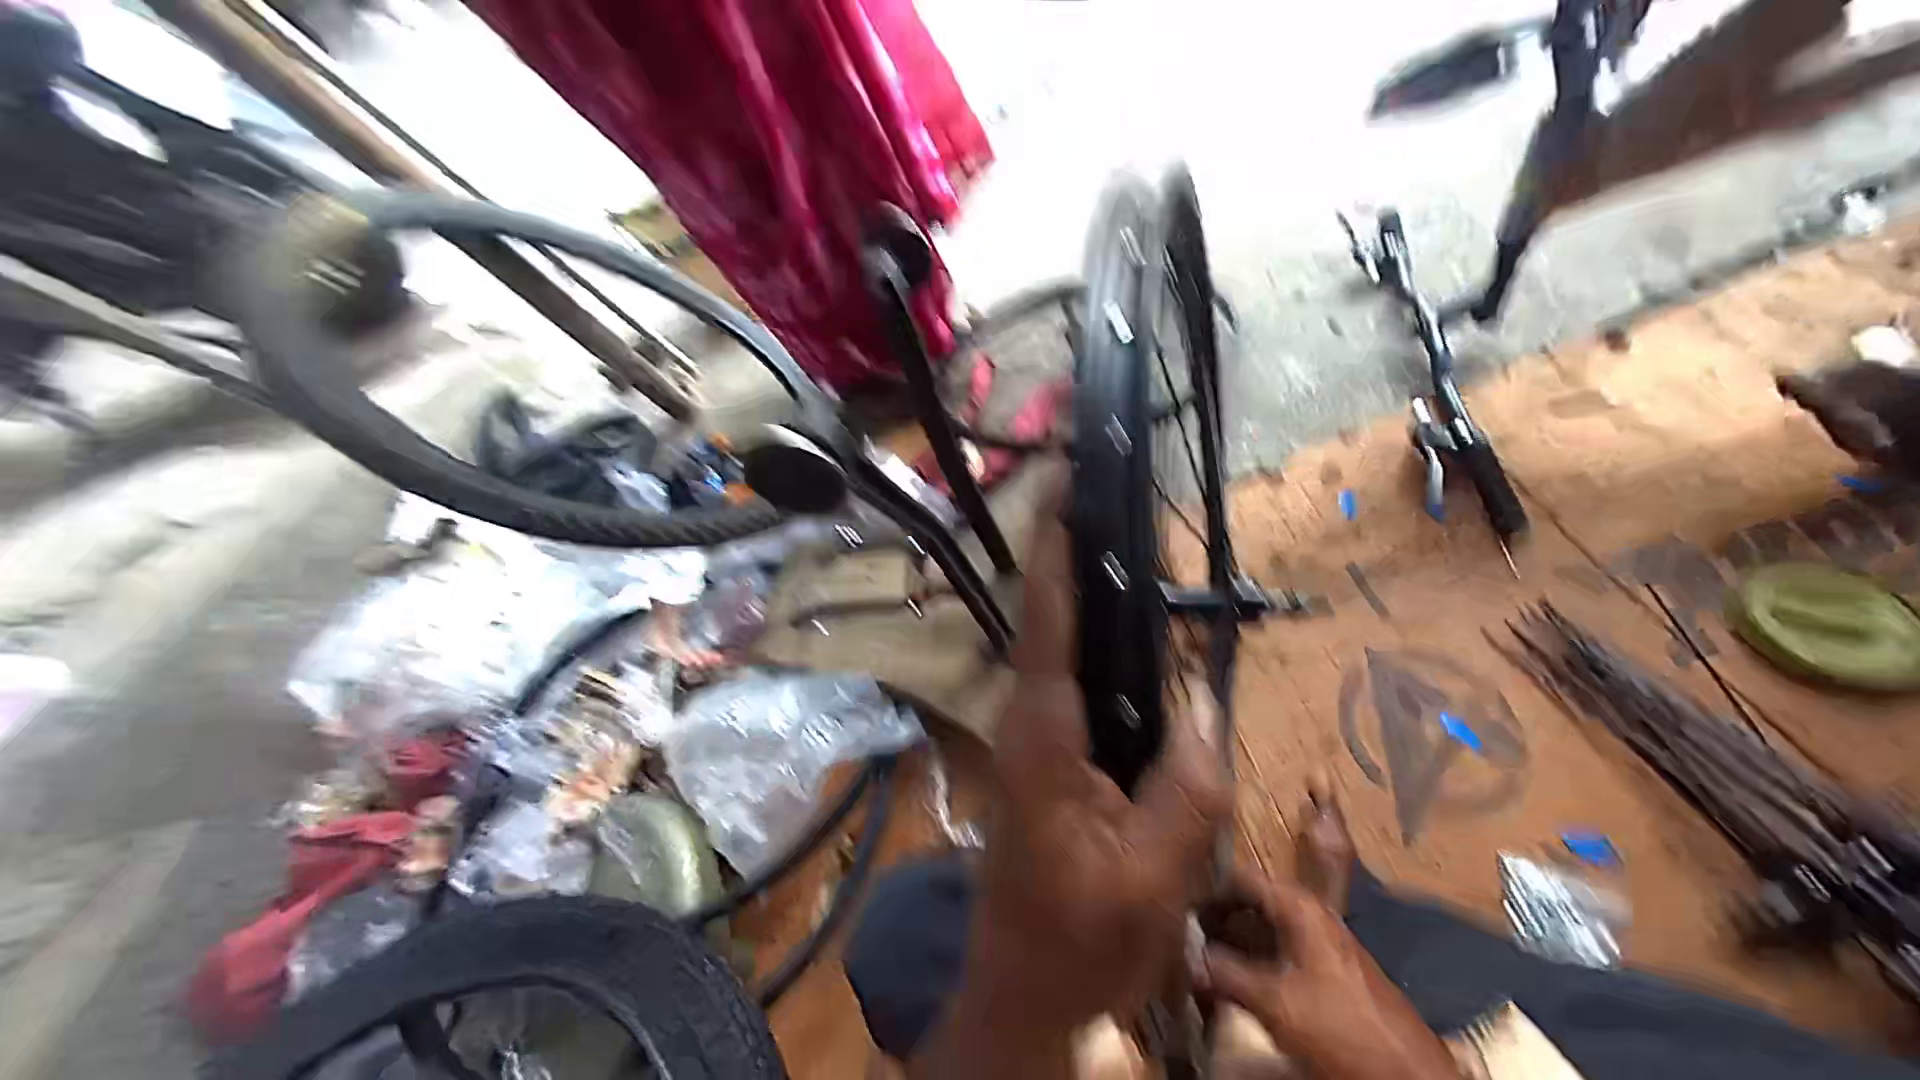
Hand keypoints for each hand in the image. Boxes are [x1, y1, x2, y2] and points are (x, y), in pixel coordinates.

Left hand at [914, 483, 1229, 1076]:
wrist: (1025, 988)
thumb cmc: (1081, 941)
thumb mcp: (1154, 879)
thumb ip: (1188, 788)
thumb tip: (1202, 701)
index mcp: (1043, 736)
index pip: (1046, 623)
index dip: (1054, 551)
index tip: (1061, 487)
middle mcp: (1030, 720)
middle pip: (1054, 621)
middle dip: (1077, 556)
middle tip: (1113, 500)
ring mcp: (1036, 736)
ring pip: (1067, 650)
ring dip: (1093, 599)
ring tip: (1133, 549)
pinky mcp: (1050, 754)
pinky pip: (1081, 685)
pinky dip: (1107, 650)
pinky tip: (1143, 639)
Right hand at [1196, 869, 1458, 1079]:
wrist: (1410, 1076)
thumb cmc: (1342, 1027)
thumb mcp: (1274, 1002)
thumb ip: (1224, 974)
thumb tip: (1184, 956)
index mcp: (1298, 905)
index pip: (1238, 874)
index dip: (1204, 884)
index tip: (1174, 899)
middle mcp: (1308, 913)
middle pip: (1246, 901)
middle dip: (1213, 916)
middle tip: (1179, 932)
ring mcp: (1317, 942)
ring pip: (1258, 928)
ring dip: (1228, 942)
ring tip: (1195, 957)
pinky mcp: (1322, 970)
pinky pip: (1273, 951)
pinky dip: (1247, 960)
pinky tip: (1227, 979)